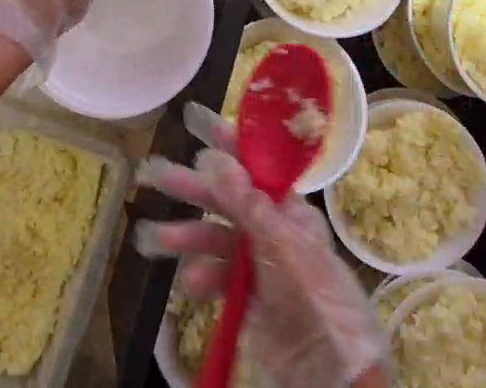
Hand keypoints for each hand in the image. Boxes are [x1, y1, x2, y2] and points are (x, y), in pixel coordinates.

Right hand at [136, 105, 387, 387]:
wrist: (332, 369)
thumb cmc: (316, 297)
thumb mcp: (285, 246)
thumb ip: (250, 205)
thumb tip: (217, 158)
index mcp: (289, 209)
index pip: (255, 166)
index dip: (227, 142)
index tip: (196, 121)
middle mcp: (271, 230)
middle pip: (225, 200)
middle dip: (191, 188)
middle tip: (153, 174)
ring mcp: (257, 264)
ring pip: (214, 238)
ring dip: (185, 234)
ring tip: (153, 238)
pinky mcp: (246, 297)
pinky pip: (215, 277)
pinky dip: (199, 277)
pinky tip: (188, 283)